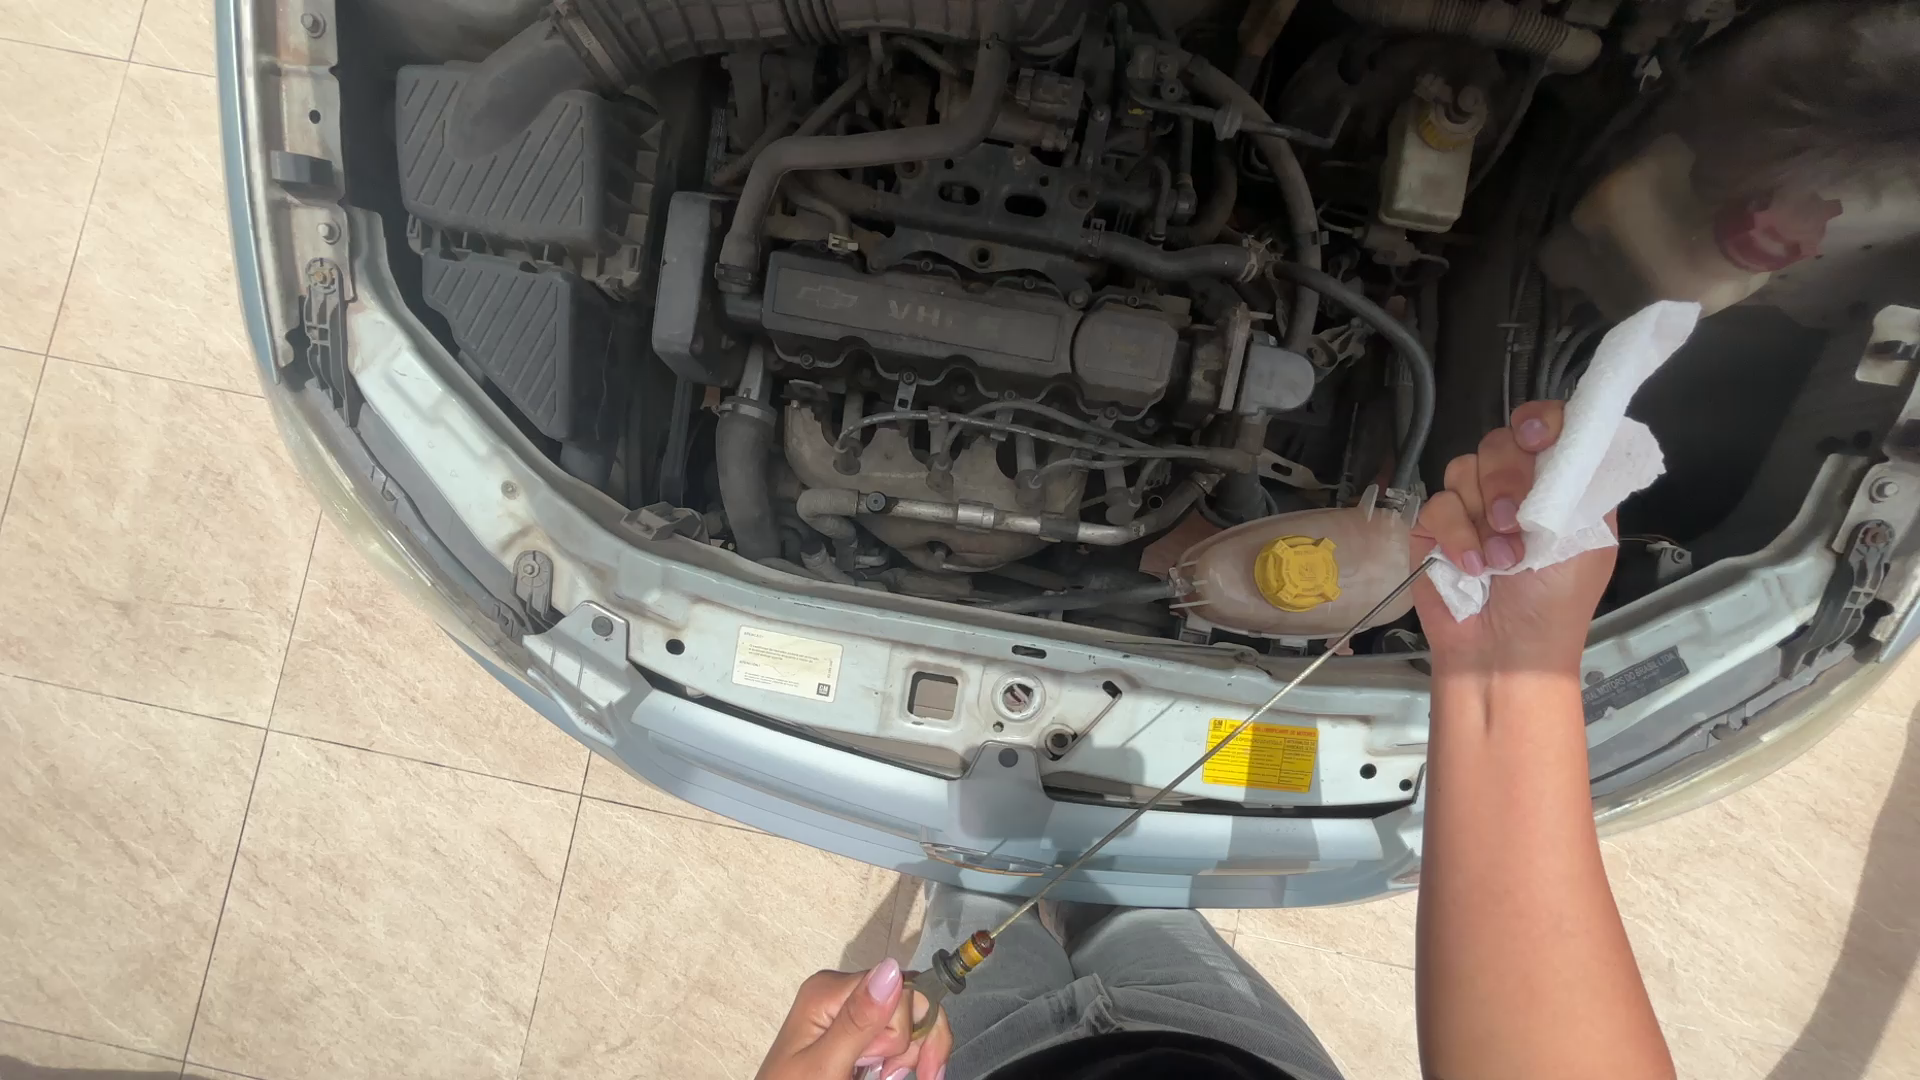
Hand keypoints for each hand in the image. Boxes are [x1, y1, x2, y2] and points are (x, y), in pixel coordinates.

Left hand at [755, 958, 952, 1079]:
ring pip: (906, 1016)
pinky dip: (899, 1056)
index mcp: (829, 991)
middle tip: (886, 1077)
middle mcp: (841, 993)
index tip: (896, 1072)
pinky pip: (894, 1031)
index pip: (897, 987)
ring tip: (884, 1078)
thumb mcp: (823, 1067)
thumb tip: (892, 968)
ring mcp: (848, 1012)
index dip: (908, 1029)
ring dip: (905, 1052)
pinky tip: (886, 1074)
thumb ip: (858, 1020)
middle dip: (908, 1041)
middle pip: (904, 999)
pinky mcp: (855, 1031)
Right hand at [1411, 401, 1614, 675]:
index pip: (1550, 426)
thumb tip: (1567, 437)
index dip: (1541, 420)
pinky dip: (1456, 536)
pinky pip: (1437, 505)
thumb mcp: (1588, 537)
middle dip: (1506, 480)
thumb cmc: (1555, 600)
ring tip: (1500, 557)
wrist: (1503, 647)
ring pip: (1463, 469)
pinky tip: (1471, 566)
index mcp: (1559, 484)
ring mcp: (1469, 505)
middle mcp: (1513, 487)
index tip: (1537, 438)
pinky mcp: (1432, 526)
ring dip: (1482, 515)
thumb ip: (1579, 483)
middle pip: (1499, 441)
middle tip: (1514, 521)